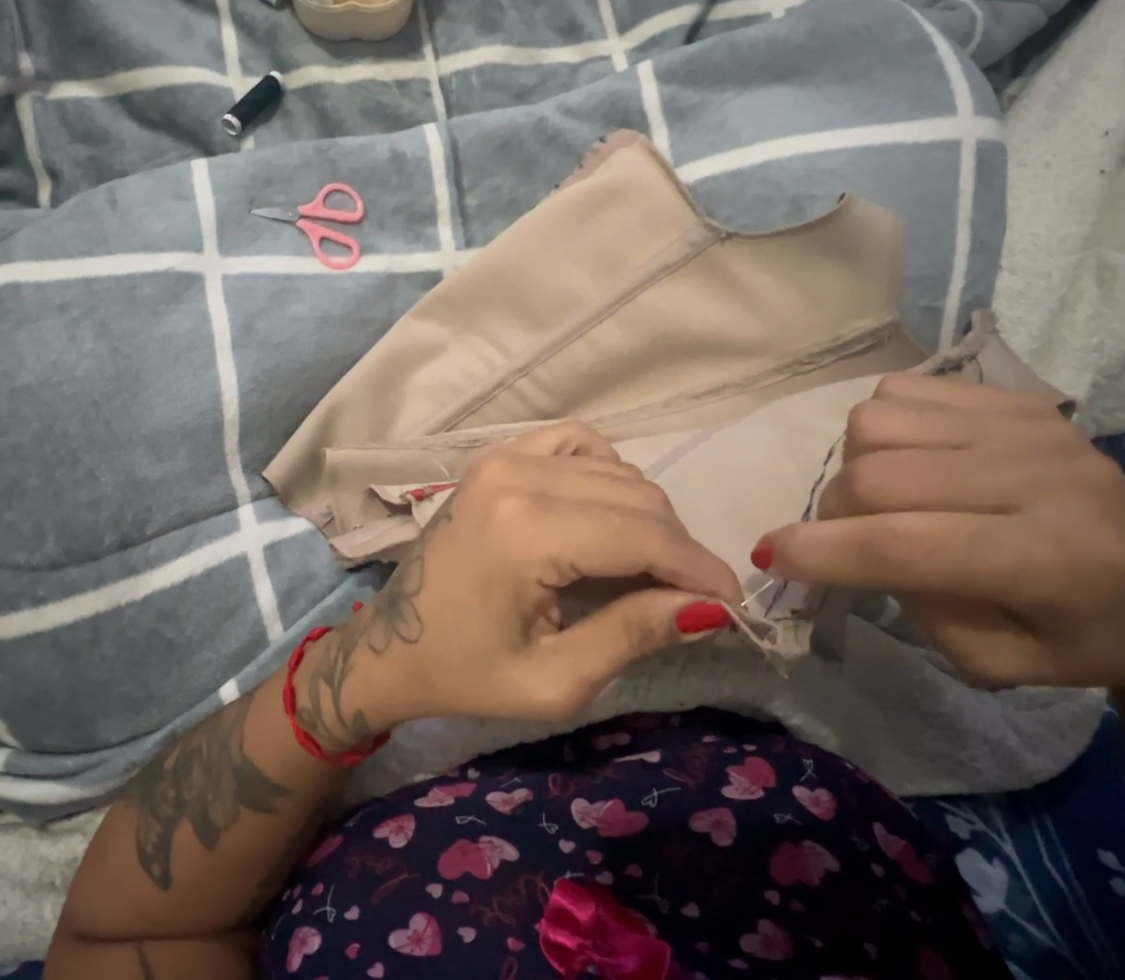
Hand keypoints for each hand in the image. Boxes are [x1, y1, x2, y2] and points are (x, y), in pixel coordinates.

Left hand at [293, 423, 741, 750]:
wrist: (391, 647)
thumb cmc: (465, 673)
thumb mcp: (553, 679)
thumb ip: (633, 634)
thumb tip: (710, 608)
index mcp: (526, 532)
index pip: (646, 536)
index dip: (700, 571)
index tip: (734, 608)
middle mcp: (517, 477)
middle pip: (640, 500)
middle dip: (679, 551)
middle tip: (689, 600)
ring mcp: (504, 457)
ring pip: (618, 473)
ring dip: (648, 519)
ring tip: (646, 570)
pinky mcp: (498, 456)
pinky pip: (579, 444)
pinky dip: (609, 475)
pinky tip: (606, 516)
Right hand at [752, 375, 1124, 714]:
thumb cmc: (1078, 641)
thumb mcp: (991, 660)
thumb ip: (911, 601)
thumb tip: (838, 544)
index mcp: (1050, 561)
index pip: (903, 545)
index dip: (820, 551)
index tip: (770, 556)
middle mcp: (1043, 478)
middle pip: (878, 475)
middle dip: (832, 513)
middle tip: (843, 539)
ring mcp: (1032, 426)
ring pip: (876, 421)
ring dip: (854, 466)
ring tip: (882, 498)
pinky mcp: (1020, 399)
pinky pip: (902, 391)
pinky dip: (882, 430)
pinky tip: (911, 462)